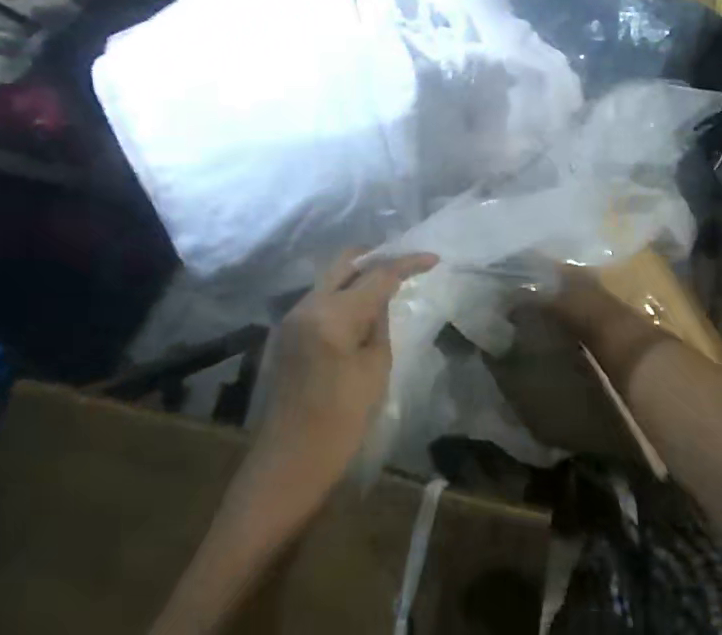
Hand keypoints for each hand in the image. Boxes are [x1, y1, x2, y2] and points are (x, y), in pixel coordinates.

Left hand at [250, 250, 438, 492]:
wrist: (288, 463)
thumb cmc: (341, 423)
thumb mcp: (375, 370)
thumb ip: (380, 323)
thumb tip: (381, 299)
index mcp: (332, 314)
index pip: (377, 274)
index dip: (407, 263)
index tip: (433, 258)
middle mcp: (308, 304)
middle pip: (345, 261)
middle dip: (377, 258)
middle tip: (405, 266)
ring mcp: (293, 316)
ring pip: (331, 277)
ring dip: (359, 275)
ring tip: (388, 285)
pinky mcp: (287, 331)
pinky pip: (320, 298)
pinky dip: (343, 294)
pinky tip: (362, 309)